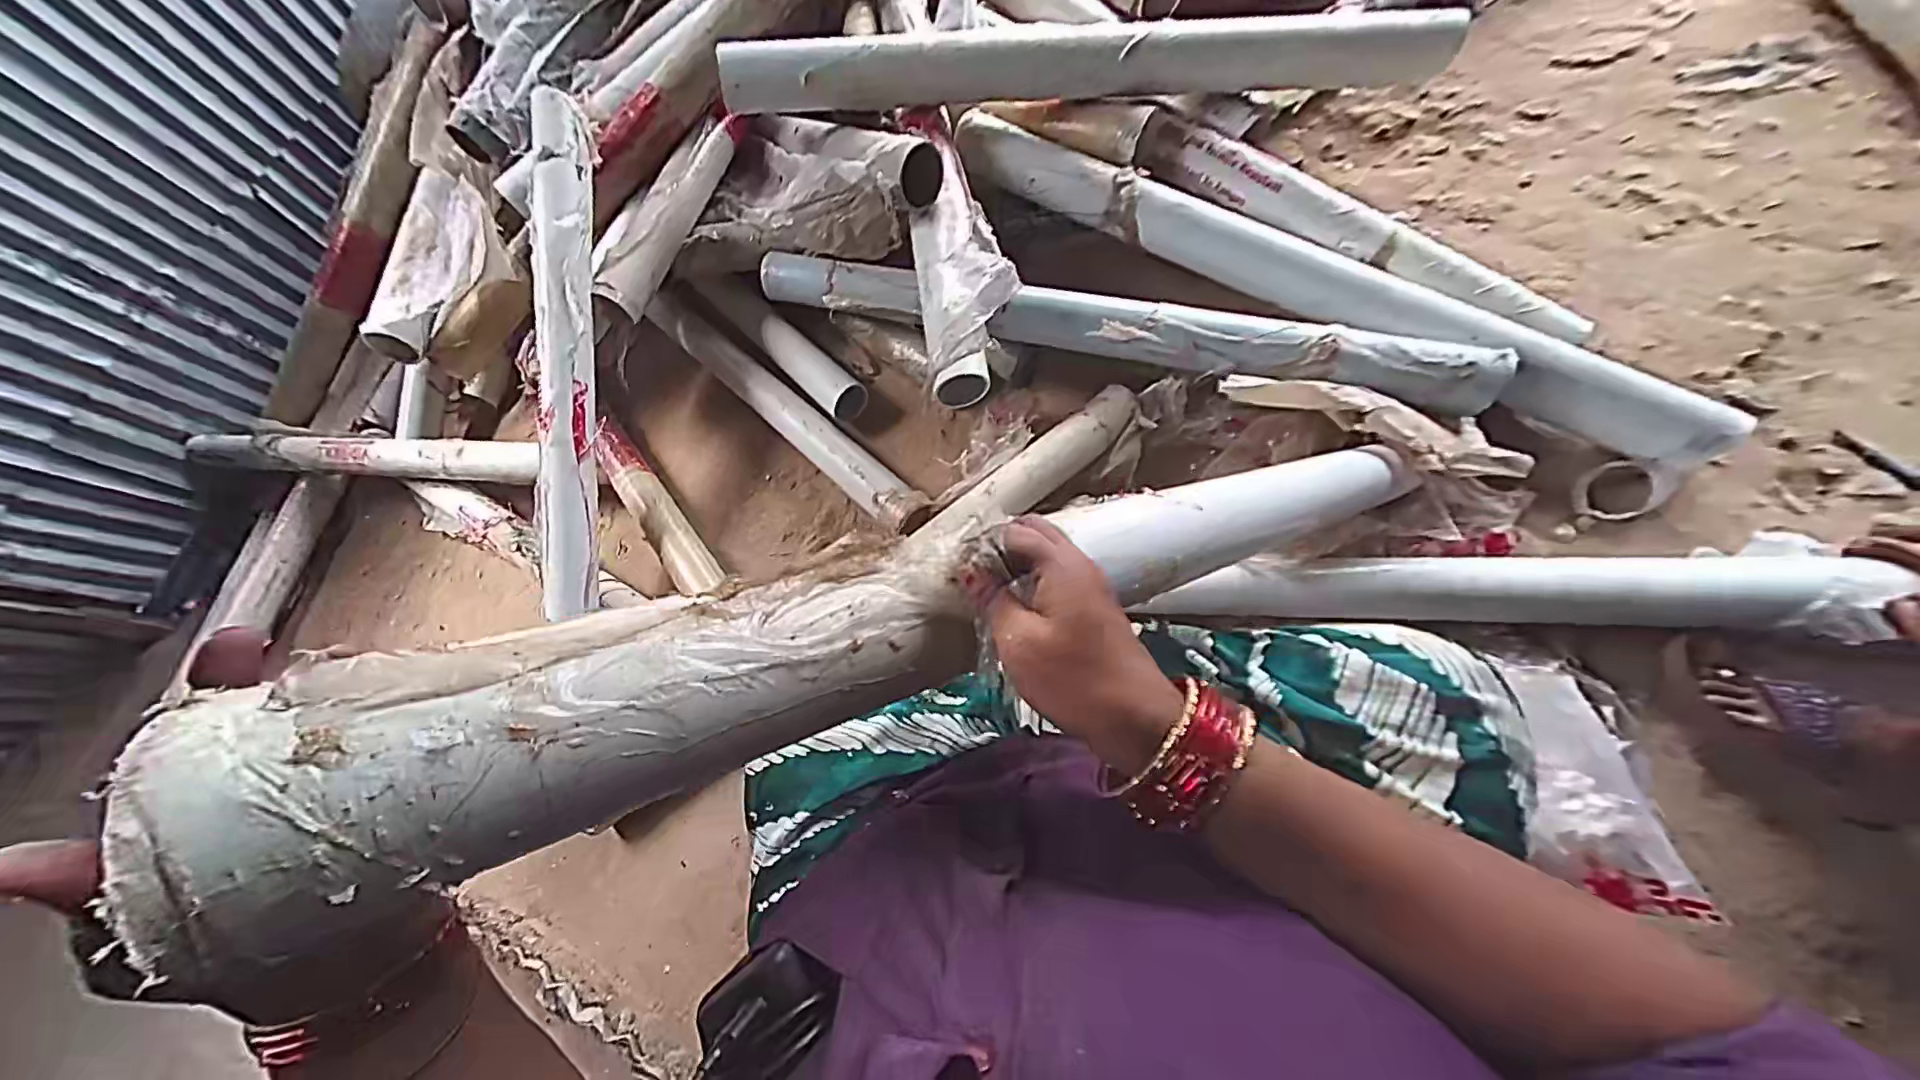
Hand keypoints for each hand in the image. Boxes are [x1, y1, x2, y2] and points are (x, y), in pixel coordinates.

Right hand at [974, 517, 1184, 772]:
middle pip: (1036, 534)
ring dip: (1019, 563)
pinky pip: (1059, 577)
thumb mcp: (1019, 643)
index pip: (1014, 531)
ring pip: (1049, 555)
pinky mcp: (1095, 607)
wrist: (1137, 719)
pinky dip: (1035, 580)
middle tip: (973, 576)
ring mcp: (1091, 585)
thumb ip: (993, 600)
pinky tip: (1016, 607)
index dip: (982, 543)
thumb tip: (971, 572)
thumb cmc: (1074, 680)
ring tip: (988, 591)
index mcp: (1061, 565)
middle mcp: (1080, 565)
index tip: (958, 568)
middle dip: (1001, 546)